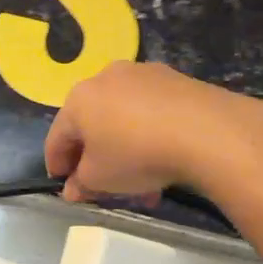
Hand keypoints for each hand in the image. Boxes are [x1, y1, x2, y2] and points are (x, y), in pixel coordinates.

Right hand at [44, 61, 262, 202]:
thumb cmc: (136, 155)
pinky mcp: (175, 79)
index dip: (57, 165)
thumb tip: (74, 188)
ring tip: (137, 182)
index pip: (57, 137)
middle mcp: (106, 78)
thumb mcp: (99, 180)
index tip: (63, 186)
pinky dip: (147, 136)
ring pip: (122, 118)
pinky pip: (150, 112)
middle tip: (99, 184)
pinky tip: (160, 161)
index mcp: (78, 99)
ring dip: (123, 149)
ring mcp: (143, 74)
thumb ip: (81, 184)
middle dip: (93, 156)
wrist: (206, 132)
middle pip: (91, 124)